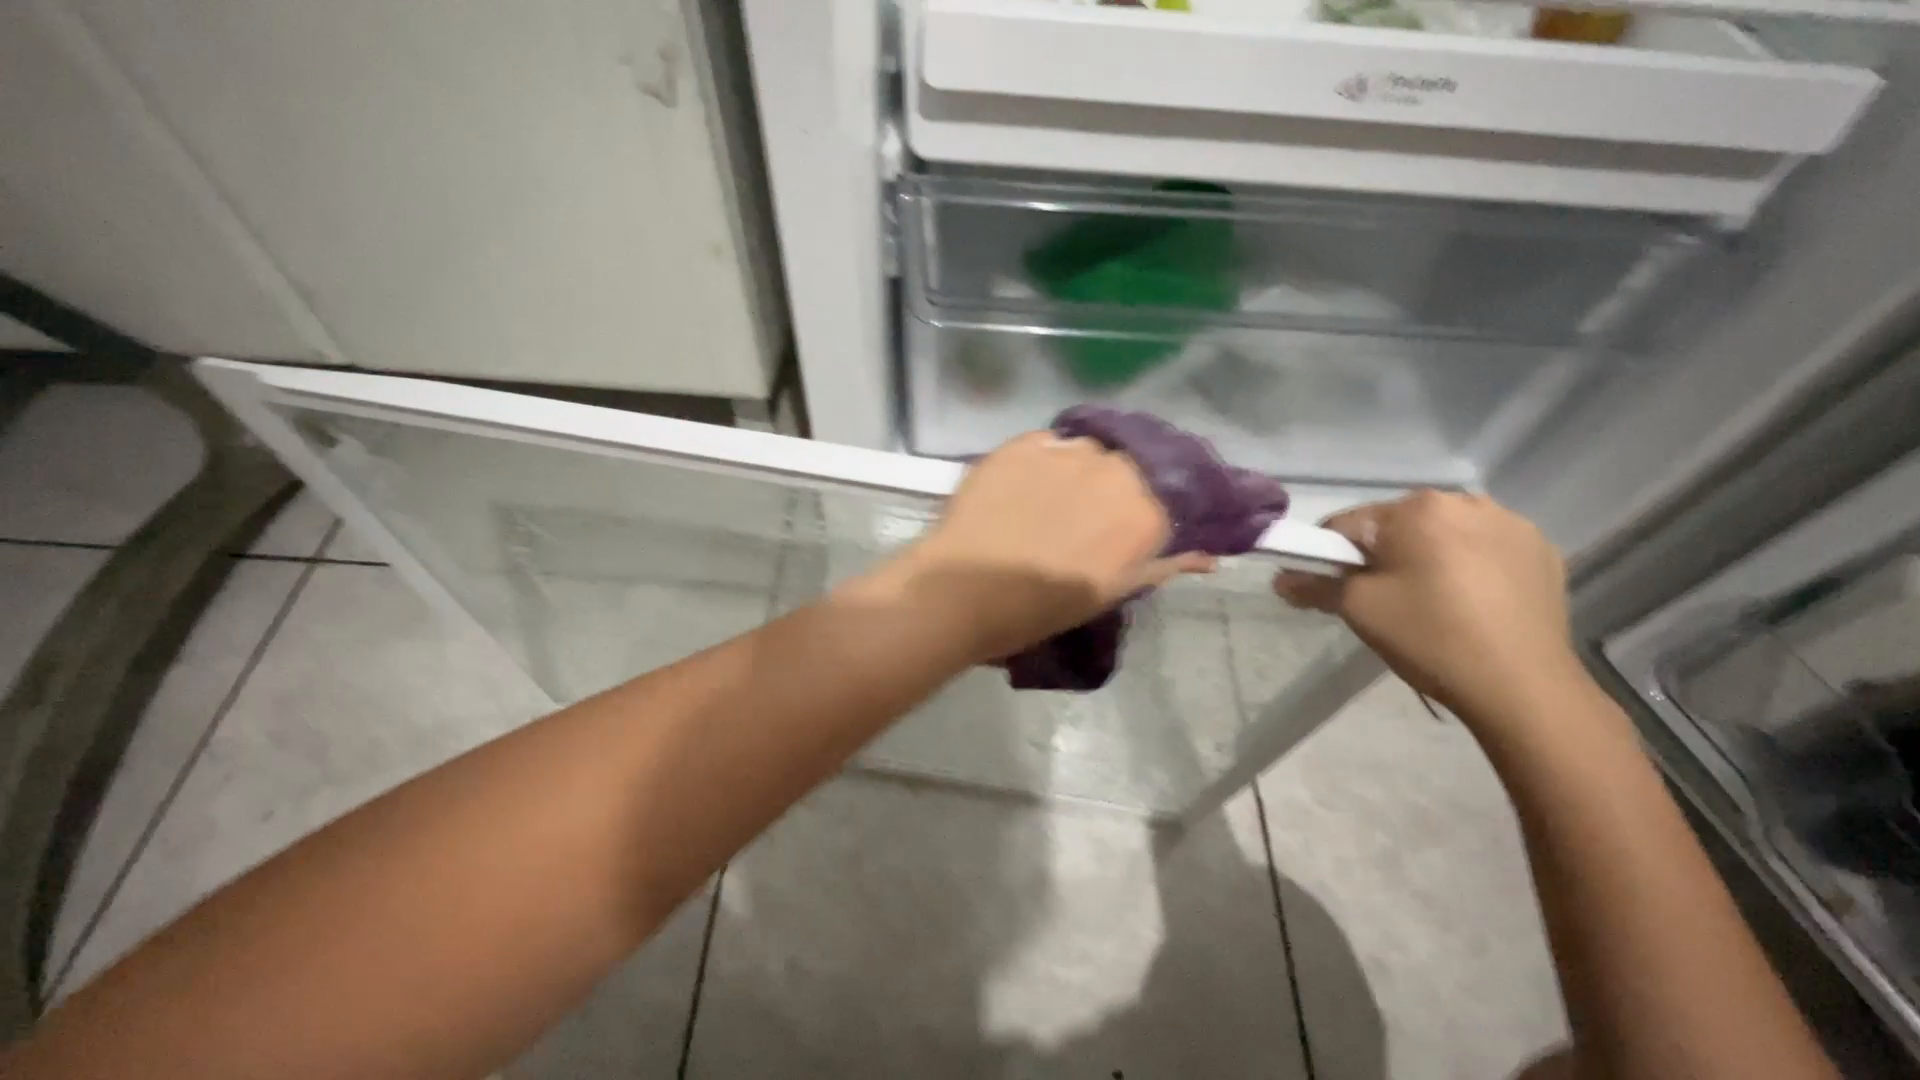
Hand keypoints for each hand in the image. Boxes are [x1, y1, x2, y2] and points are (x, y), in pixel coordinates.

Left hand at [896, 431, 1211, 659]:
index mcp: (1146, 513)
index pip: (1170, 498)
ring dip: (1081, 470)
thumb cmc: (1042, 607)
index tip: (1130, 526)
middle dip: (1117, 487)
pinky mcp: (1024, 442)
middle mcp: (1116, 470)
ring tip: (1053, 499)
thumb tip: (1207, 556)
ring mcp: (1068, 451)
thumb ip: (1164, 565)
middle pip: (1131, 468)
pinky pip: (1049, 444)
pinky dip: (1046, 461)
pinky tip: (1026, 487)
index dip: (1149, 511)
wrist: (965, 591)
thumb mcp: (1111, 593)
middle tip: (1089, 516)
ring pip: (1090, 451)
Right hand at [1273, 491, 1584, 722]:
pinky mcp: (1541, 551)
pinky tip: (1473, 605)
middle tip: (1385, 601)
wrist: (1522, 686)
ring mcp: (1511, 523)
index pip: (1349, 523)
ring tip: (1433, 604)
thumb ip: (1316, 585)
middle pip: (1400, 525)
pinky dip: (1472, 568)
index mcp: (1416, 509)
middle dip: (1385, 555)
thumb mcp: (1359, 611)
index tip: (1334, 588)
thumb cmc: (1430, 638)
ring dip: (1430, 558)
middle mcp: (1465, 501)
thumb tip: (1281, 578)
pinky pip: (1487, 550)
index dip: (1331, 555)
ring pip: (1445, 535)